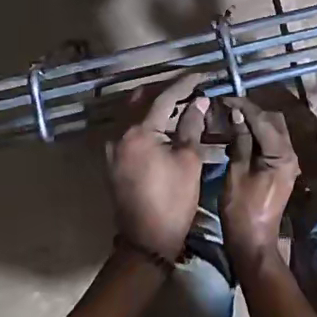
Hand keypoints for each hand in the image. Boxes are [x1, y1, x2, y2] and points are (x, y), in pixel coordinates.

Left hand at [107, 74, 207, 261]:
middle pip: (143, 100)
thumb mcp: (189, 159)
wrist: (147, 242)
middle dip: (168, 90)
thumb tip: (199, 101)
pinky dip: (147, 120)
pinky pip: (130, 129)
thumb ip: (192, 125)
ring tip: (182, 102)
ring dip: (156, 105)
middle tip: (191, 86)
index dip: (185, 84)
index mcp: (139, 132)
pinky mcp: (114, 160)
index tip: (203, 75)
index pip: (164, 97)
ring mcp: (113, 148)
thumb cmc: (173, 200)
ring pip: (134, 113)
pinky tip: (166, 123)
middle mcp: (120, 135)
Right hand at [223, 96, 300, 266]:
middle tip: (228, 109)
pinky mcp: (283, 168)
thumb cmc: (241, 211)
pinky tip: (240, 136)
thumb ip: (240, 141)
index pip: (263, 119)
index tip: (225, 98)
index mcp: (281, 154)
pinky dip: (258, 135)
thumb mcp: (236, 173)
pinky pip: (272, 142)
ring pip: (274, 129)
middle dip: (252, 112)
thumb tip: (237, 114)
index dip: (244, 106)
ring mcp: (289, 161)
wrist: (253, 243)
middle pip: (273, 120)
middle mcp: (291, 154)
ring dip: (255, 122)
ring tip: (231, 119)